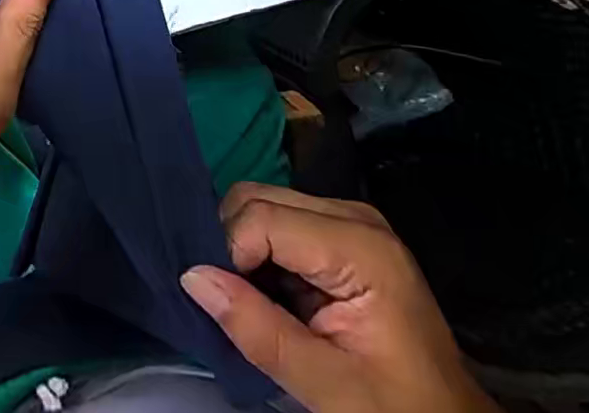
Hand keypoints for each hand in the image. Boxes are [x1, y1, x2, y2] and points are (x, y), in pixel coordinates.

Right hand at [181, 183, 498, 412]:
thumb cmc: (397, 409)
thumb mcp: (328, 387)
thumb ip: (259, 330)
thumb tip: (191, 277)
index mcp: (360, 246)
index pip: (261, 218)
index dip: (230, 256)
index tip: (230, 307)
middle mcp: (351, 214)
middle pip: (257, 198)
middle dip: (230, 244)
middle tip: (233, 302)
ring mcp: (346, 218)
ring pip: (261, 203)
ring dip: (242, 248)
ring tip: (252, 301)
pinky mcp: (338, 231)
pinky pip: (276, 219)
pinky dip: (257, 251)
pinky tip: (268, 292)